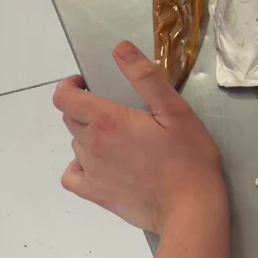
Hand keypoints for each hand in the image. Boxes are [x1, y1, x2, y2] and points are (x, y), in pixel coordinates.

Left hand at [53, 41, 226, 234]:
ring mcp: (92, 171)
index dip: (70, 86)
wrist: (191, 209)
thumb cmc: (190, 159)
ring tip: (120, 143)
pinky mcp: (96, 194)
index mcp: (108, 119)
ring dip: (90, 137)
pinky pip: (72, 176)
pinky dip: (79, 167)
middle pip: (70, 119)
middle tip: (116, 114)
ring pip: (77, 145)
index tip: (88, 85)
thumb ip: (145, 78)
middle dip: (85, 110)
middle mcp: (92, 143)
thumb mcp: (177, 112)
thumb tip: (119, 48)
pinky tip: (99, 166)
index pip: (65, 96)